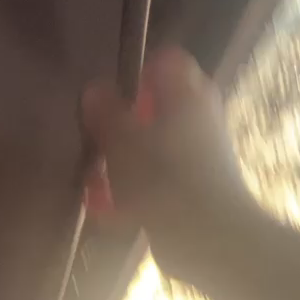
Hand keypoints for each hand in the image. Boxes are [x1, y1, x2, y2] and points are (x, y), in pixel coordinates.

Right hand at [81, 47, 270, 284]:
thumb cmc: (163, 179)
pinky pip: (154, 181)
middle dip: (122, 123)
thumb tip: (94, 88)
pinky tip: (104, 209)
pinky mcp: (191, 191)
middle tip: (94, 138)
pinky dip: (130, 191)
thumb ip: (105, 113)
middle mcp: (198, 119)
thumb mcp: (122, 141)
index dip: (136, 71)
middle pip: (155, 107)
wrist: (207, 238)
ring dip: (120, 161)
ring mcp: (197, 157)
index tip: (108, 93)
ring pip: (152, 147)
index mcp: (187, 95)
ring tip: (92, 181)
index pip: (165, 61)